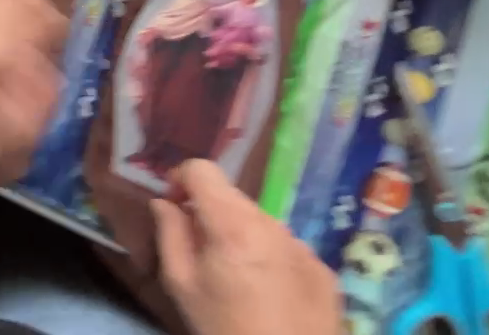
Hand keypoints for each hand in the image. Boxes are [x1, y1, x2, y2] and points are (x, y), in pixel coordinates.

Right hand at [151, 161, 340, 334]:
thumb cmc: (225, 329)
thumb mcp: (182, 284)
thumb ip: (169, 233)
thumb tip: (165, 203)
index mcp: (233, 225)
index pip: (202, 170)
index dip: (181, 178)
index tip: (173, 204)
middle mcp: (272, 227)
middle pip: (231, 194)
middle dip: (208, 207)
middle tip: (199, 243)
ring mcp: (303, 249)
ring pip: (259, 218)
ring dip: (239, 229)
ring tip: (234, 268)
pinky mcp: (324, 272)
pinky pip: (285, 244)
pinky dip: (268, 252)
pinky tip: (266, 287)